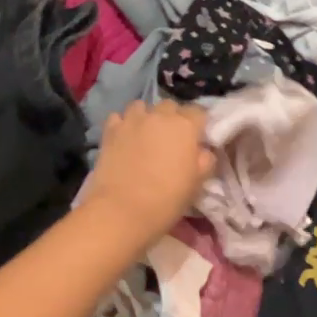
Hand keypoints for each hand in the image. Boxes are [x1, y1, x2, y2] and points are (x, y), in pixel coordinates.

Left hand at [83, 100, 214, 247]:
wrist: (121, 210)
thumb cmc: (166, 200)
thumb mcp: (196, 184)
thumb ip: (205, 161)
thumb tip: (203, 151)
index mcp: (185, 126)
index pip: (198, 112)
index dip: (199, 124)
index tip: (197, 139)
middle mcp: (159, 115)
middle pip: (170, 106)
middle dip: (173, 118)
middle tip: (172, 140)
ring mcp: (132, 119)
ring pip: (142, 106)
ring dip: (147, 117)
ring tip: (146, 135)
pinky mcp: (111, 129)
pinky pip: (119, 117)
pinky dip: (123, 124)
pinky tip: (124, 138)